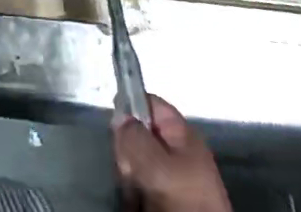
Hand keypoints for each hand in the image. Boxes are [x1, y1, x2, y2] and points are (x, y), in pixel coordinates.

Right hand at [112, 95, 231, 211]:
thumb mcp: (155, 161)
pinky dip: (130, 185)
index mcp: (182, 133)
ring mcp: (169, 171)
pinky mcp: (162, 190)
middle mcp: (176, 148)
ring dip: (125, 167)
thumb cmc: (183, 199)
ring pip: (132, 154)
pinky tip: (135, 195)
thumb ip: (133, 133)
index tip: (117, 126)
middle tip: (128, 165)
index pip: (147, 102)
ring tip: (133, 183)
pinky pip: (135, 176)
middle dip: (125, 145)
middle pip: (136, 129)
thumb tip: (120, 118)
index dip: (128, 107)